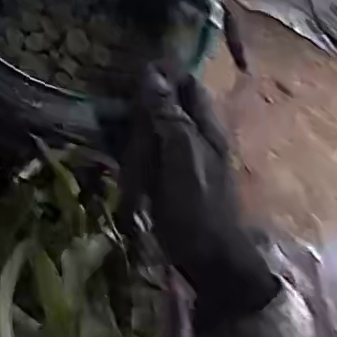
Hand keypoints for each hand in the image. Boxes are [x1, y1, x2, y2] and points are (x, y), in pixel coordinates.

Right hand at [123, 67, 282, 324]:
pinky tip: (128, 171)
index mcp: (205, 125)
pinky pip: (146, 154)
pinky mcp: (168, 177)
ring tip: (127, 155)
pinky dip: (135, 158)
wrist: (210, 263)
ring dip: (136, 137)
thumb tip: (150, 73)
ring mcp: (181, 157)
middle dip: (143, 109)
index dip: (162, 75)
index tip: (131, 77)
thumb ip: (168, 114)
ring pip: (151, 129)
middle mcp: (194, 135)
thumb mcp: (181, 154)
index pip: (184, 82)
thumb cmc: (199, 206)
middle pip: (164, 104)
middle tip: (126, 122)